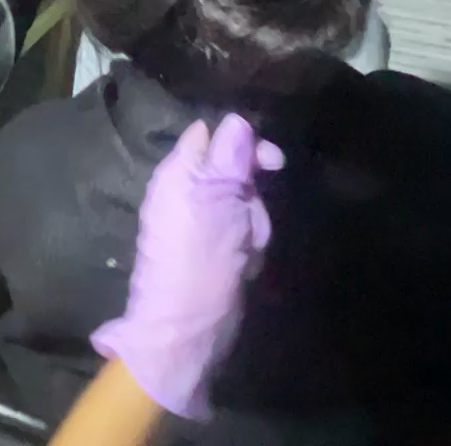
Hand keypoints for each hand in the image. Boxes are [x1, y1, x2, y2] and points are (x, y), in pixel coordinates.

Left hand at [91, 114, 283, 419]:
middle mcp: (185, 190)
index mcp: (178, 172)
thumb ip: (227, 158)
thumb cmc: (198, 259)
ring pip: (244, 204)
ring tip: (244, 250)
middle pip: (234, 170)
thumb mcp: (217, 201)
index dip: (242, 142)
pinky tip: (244, 266)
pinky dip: (248, 247)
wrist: (185, 331)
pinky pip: (241, 232)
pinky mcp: (213, 247)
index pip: (210, 135)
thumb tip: (236, 119)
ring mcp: (199, 220)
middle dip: (252, 197)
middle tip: (250, 224)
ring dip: (253, 225)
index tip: (272, 162)